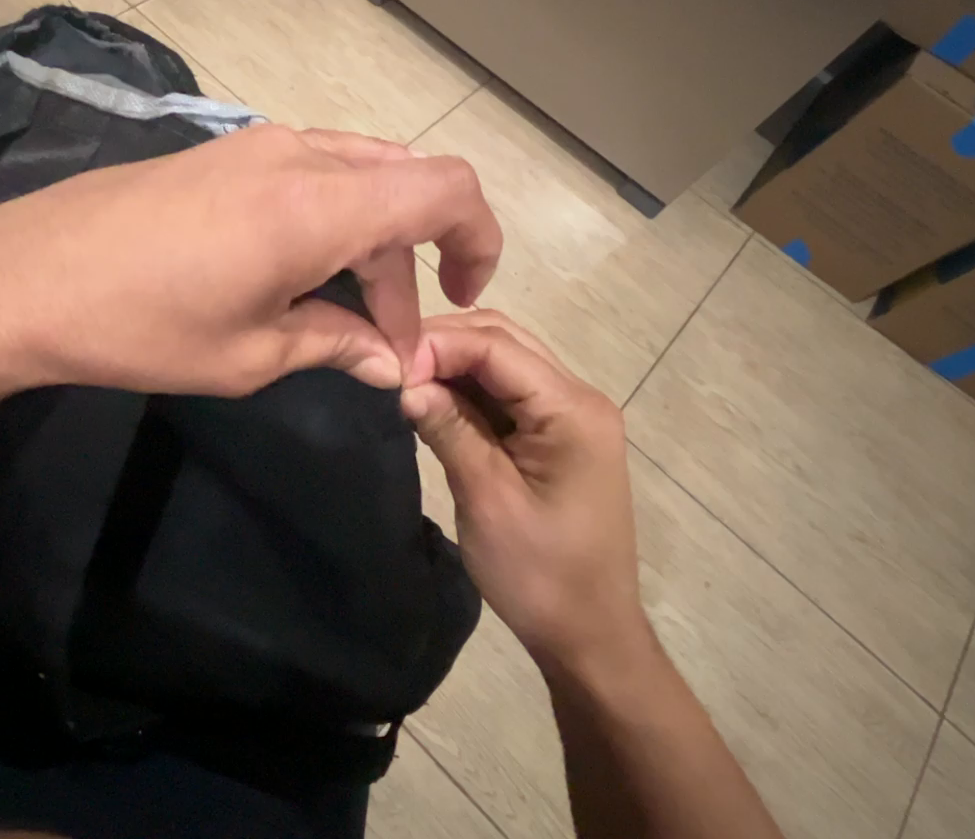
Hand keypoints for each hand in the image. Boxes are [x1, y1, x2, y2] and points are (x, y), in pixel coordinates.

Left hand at [0, 124, 501, 398]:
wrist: (21, 278)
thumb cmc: (140, 327)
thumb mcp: (249, 355)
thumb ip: (334, 344)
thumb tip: (390, 360)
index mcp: (319, 204)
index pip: (447, 187)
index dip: (478, 239)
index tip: (458, 298)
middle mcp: (298, 154)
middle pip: (403, 184)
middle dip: (412, 260)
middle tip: (380, 339)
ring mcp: (255, 144)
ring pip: (356, 177)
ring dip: (368, 242)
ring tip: (335, 316)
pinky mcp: (221, 152)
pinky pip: (309, 173)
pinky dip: (328, 220)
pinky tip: (289, 275)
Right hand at [400, 311, 650, 674]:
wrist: (588, 633)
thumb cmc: (539, 573)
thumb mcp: (486, 498)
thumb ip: (448, 428)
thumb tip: (403, 380)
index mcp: (572, 410)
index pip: (496, 346)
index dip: (437, 345)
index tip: (386, 364)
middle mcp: (577, 398)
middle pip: (502, 341)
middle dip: (442, 345)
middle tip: (387, 364)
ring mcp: (568, 415)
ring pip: (502, 361)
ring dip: (452, 364)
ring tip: (401, 378)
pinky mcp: (554, 434)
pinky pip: (505, 392)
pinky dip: (466, 389)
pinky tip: (430, 399)